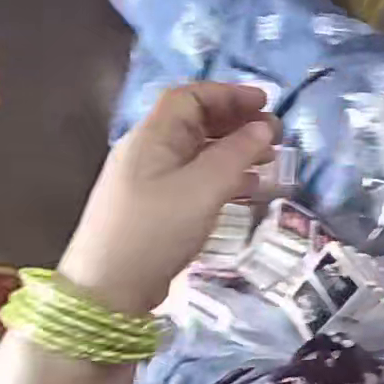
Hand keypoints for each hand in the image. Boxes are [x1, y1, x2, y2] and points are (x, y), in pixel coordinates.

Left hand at [57, 83, 277, 314]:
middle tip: (273, 135)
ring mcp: (150, 183)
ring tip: (267, 162)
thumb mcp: (202, 188)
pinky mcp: (157, 210)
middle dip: (236, 124)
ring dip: (234, 153)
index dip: (229, 95)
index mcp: (152, 137)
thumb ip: (236, 154)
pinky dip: (223, 180)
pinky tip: (247, 192)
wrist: (110, 288)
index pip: (191, 98)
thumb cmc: (156, 230)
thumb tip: (264, 127)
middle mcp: (149, 153)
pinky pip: (195, 182)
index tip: (265, 103)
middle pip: (195, 124)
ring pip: (198, 155)